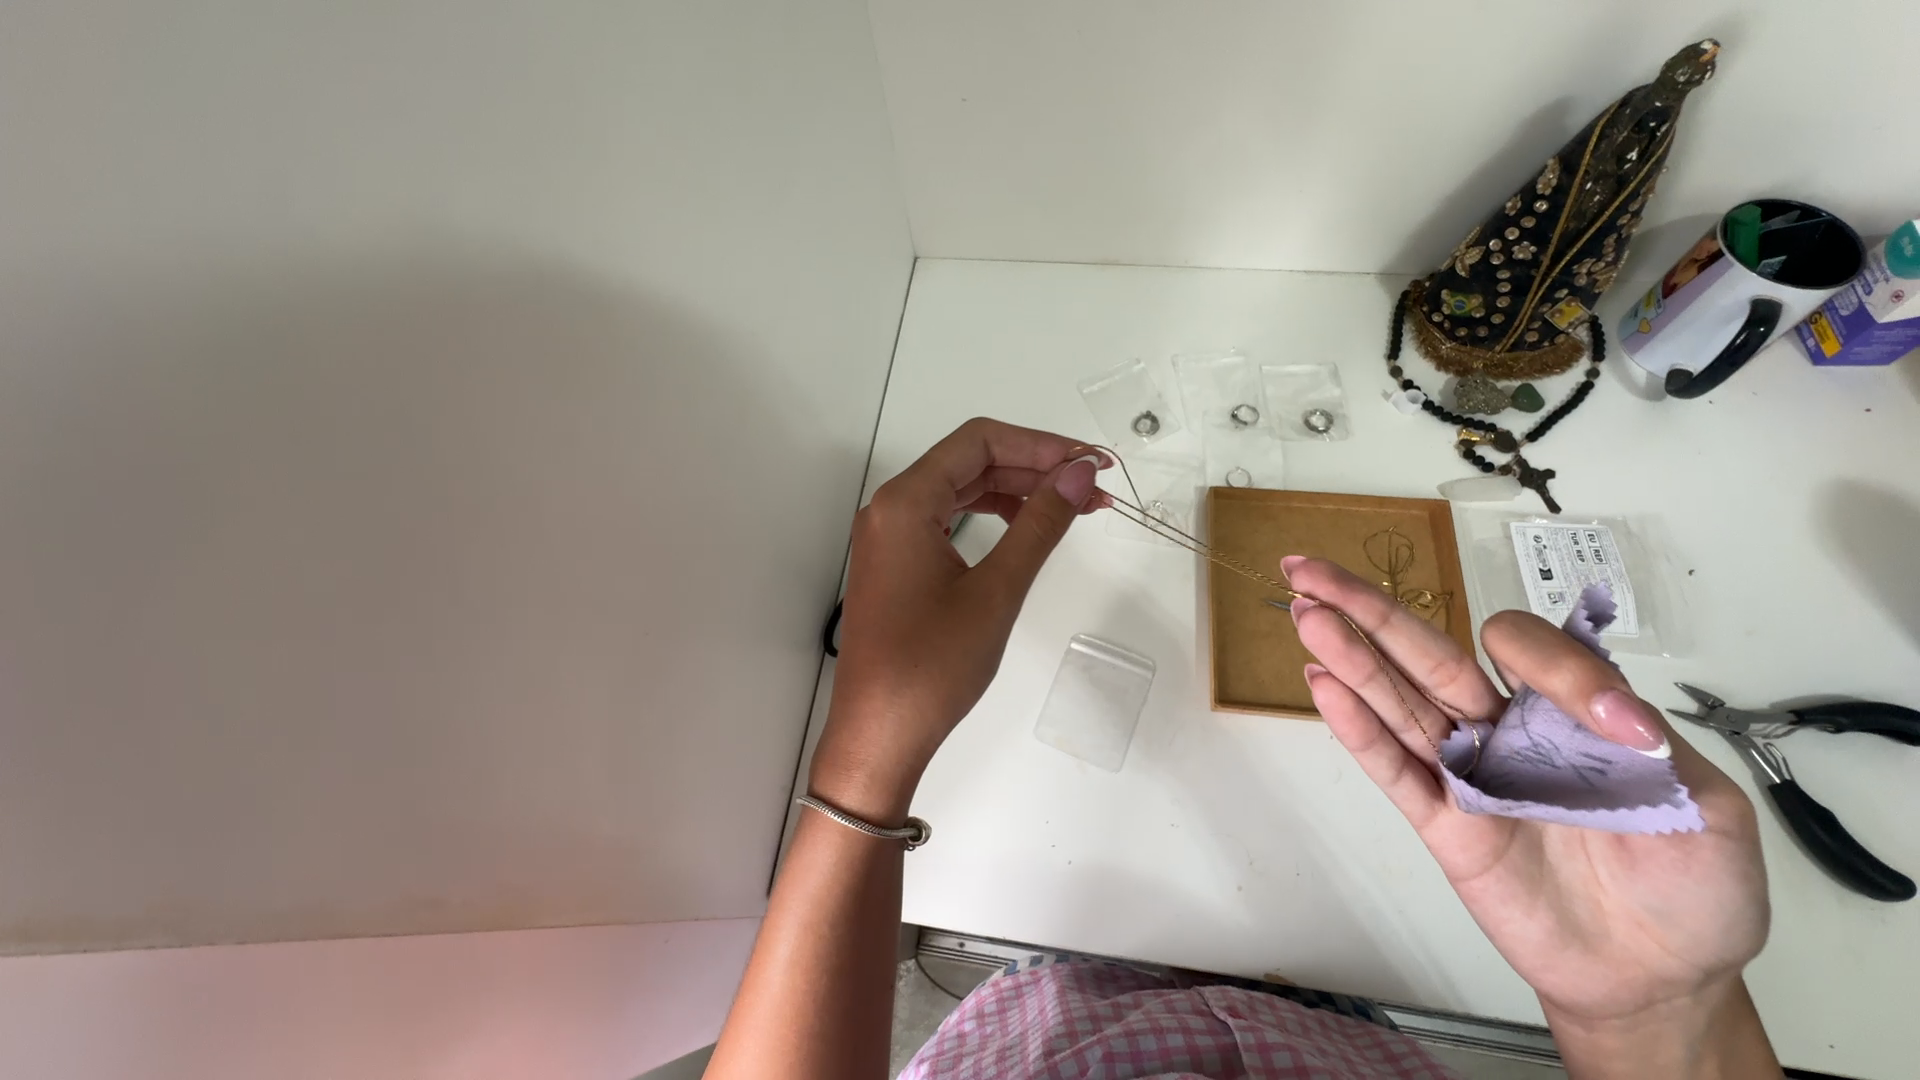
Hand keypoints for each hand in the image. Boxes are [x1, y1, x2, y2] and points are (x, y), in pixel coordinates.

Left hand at [809, 419, 1106, 823]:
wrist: (879, 735)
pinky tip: (1026, 529)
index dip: (1042, 444)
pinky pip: (947, 519)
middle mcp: (890, 508)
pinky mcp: (896, 563)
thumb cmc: (934, 665)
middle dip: (1035, 468)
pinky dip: (991, 517)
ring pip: (961, 490)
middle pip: (970, 461)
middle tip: (1094, 490)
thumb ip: (1040, 524)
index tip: (1092, 463)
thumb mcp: (996, 590)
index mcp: (905, 502)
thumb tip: (1079, 472)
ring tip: (1073, 509)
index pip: (979, 440)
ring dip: (1017, 492)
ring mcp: (889, 536)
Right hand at [1287, 558, 1774, 1071]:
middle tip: (1310, 570)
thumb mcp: (1706, 810)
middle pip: (1425, 656)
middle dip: (1367, 609)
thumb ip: (1654, 748)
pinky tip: (1320, 685)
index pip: (1521, 647)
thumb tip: (1612, 708)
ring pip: (1396, 702)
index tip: (1608, 721)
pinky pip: (1393, 768)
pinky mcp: (1440, 821)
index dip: (1547, 660)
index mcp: (1562, 712)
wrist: (1653, 975)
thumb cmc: (1689, 888)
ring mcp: (1464, 773)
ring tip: (1305, 612)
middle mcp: (1500, 729)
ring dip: (1349, 656)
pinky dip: (1356, 728)